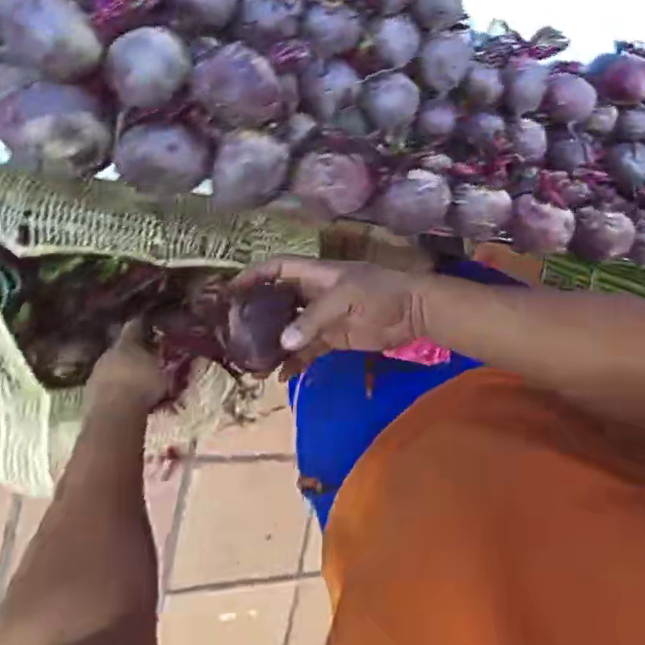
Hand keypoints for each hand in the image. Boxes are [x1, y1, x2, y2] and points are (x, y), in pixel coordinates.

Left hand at [85, 319, 169, 417]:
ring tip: (135, 380)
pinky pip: (104, 382)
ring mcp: (96, 372)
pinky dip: (113, 385)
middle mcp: (108, 352)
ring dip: (121, 369)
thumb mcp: (163, 370)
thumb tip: (164, 345)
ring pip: (111, 365)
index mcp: (126, 343)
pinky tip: (123, 395)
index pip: (134, 325)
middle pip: (121, 347)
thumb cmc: (143, 386)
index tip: (152, 327)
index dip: (143, 325)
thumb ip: (162, 357)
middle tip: (146, 359)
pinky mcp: (88, 391)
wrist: (113, 415)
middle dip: (132, 351)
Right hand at [232, 257, 430, 356]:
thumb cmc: (381, 293)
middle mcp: (314, 294)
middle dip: (256, 315)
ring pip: (289, 329)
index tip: (230, 291)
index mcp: (316, 274)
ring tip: (251, 363)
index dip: (254, 275)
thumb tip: (284, 343)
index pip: (278, 268)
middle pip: (278, 301)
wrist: (414, 312)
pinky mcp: (333, 338)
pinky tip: (281, 376)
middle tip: (231, 334)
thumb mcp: (346, 297)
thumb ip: (314, 318)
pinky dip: (294, 363)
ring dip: (272, 344)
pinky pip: (307, 350)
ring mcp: (323, 317)